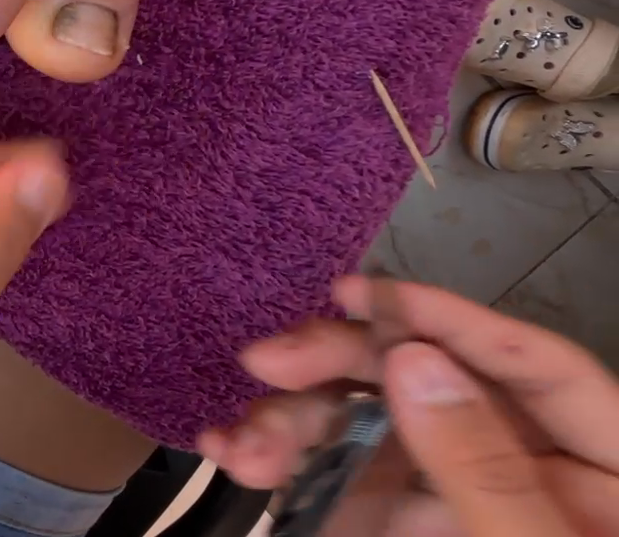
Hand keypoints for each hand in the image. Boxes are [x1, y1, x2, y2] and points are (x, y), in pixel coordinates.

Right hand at [200, 277, 618, 535]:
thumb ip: (490, 474)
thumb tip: (415, 359)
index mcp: (615, 482)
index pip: (542, 370)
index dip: (449, 317)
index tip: (353, 294)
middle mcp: (534, 470)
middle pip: (427, 379)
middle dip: (331, 368)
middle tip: (261, 363)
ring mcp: (455, 491)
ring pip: (362, 417)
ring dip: (285, 422)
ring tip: (235, 449)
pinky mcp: (397, 515)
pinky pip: (337, 465)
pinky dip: (278, 454)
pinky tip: (230, 455)